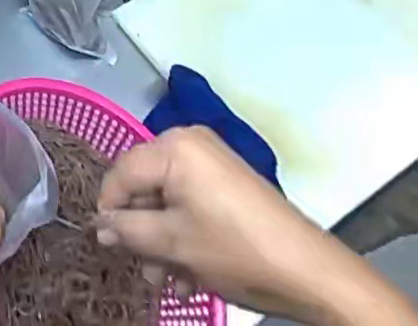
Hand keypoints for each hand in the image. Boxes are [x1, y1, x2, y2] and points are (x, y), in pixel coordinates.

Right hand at [91, 127, 417, 325]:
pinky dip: (186, 229)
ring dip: (163, 237)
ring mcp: (211, 158)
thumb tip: (99, 227)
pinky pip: (191, 198)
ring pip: (168, 196)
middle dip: (142, 229)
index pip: (122, 173)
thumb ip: (128, 231)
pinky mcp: (229, 179)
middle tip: (145, 268)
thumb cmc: (239, 251)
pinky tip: (190, 269)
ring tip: (169, 278)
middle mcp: (188, 141)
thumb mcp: (175, 244)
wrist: (318, 275)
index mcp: (172, 146)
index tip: (107, 242)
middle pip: (146, 185)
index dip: (110, 209)